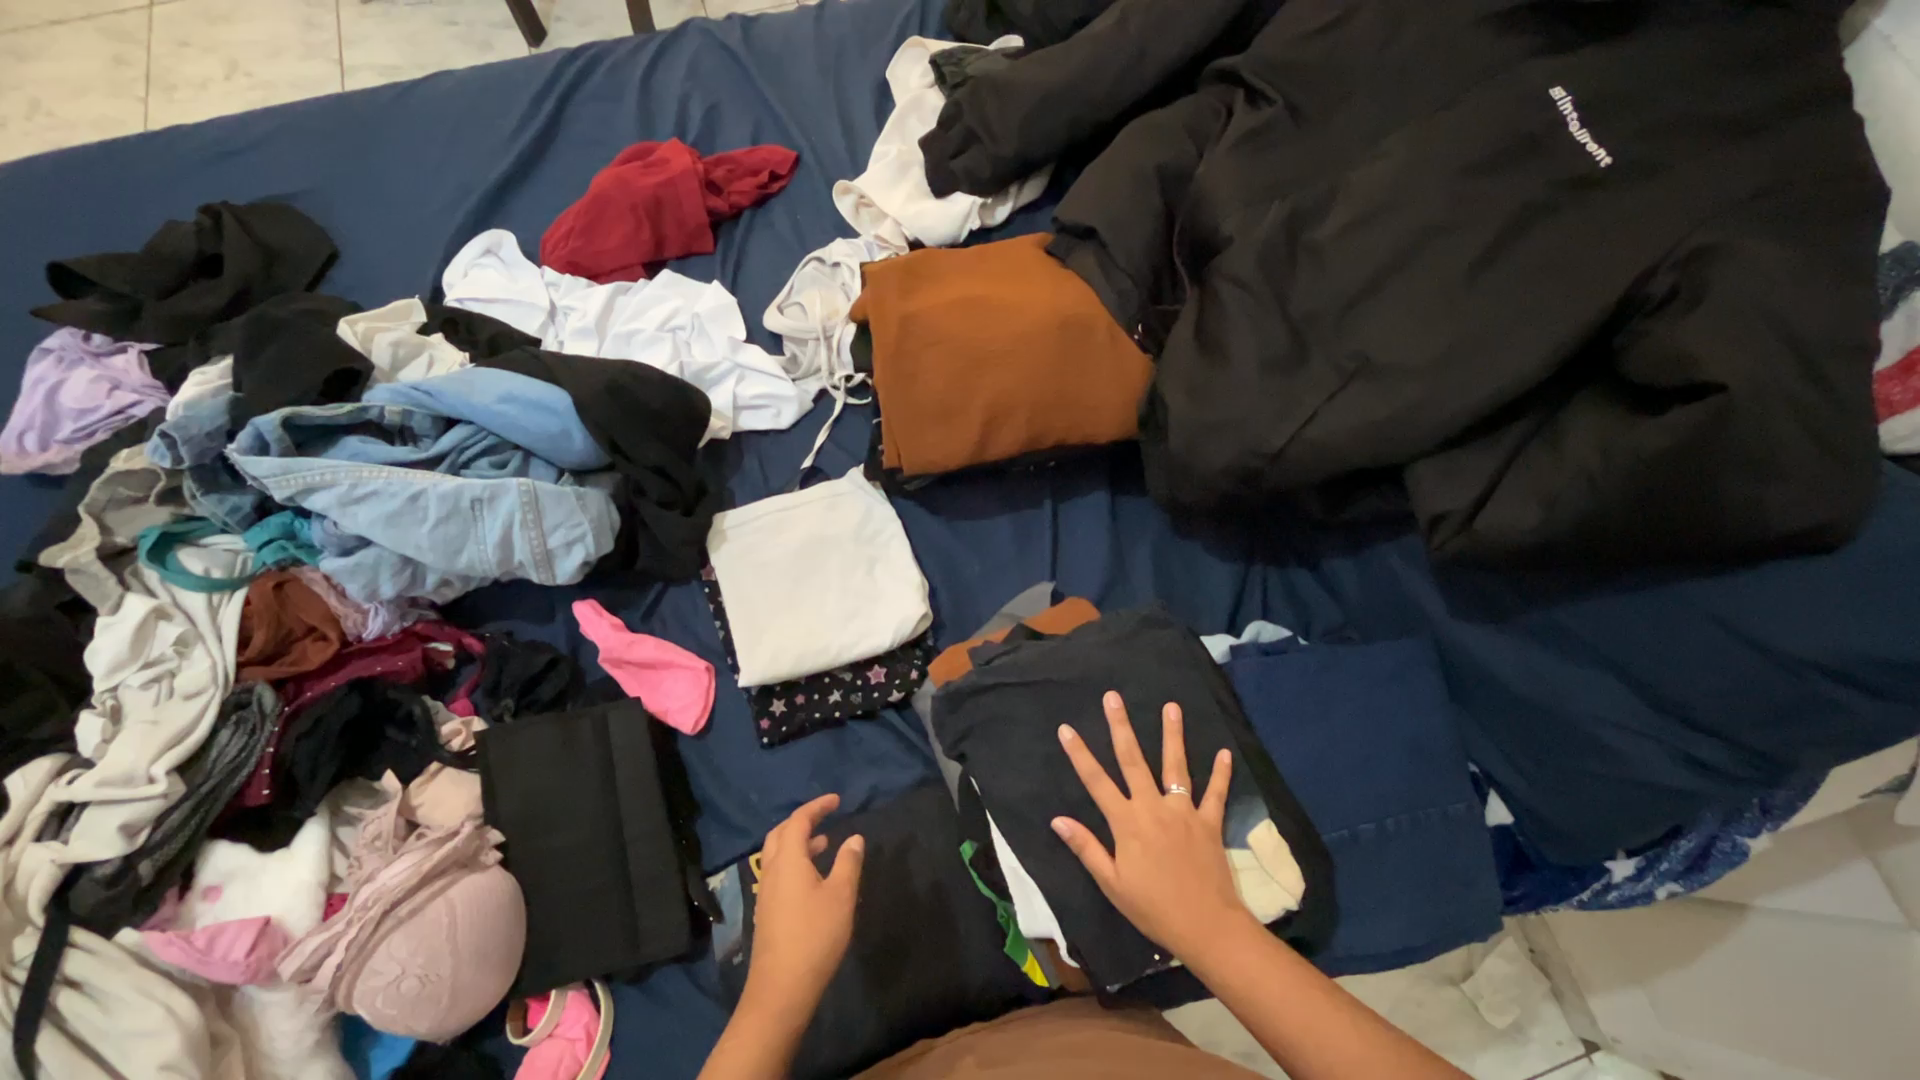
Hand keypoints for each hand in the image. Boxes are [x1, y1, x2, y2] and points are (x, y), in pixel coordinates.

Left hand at [744, 793, 864, 1011]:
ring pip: (778, 855)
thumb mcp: (841, 896)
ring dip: (799, 843)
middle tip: (826, 816)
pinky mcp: (767, 911)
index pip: (798, 821)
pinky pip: (779, 872)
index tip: (836, 800)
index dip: (817, 806)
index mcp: (788, 860)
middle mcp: (771, 871)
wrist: (781, 987)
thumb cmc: (815, 935)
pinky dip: (795, 862)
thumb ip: (848, 863)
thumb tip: (854, 838)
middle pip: (781, 834)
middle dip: (802, 821)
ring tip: (825, 843)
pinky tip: (814, 878)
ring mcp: (766, 892)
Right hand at [1051, 691, 1251, 962]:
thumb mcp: (1112, 883)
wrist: (1206, 926)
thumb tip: (1058, 820)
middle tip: (1113, 697)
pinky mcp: (1209, 823)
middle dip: (1121, 727)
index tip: (1067, 728)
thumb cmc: (1152, 908)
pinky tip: (1224, 753)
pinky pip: (1215, 794)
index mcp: (1126, 823)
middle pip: (1133, 760)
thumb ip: (1087, 848)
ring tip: (1171, 706)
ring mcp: (1184, 812)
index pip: (1096, 781)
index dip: (1080, 754)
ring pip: (1175, 766)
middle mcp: (1153, 808)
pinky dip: (1221, 774)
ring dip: (1173, 735)